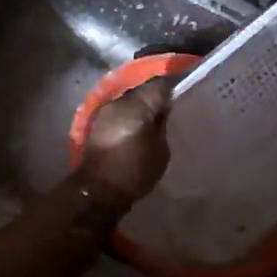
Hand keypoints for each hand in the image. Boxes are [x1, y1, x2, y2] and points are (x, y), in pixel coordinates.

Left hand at [79, 77, 171, 199]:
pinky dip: (129, 114)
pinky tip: (136, 126)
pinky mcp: (97, 121)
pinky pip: (119, 110)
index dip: (171, 87)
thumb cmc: (135, 173)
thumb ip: (162, 124)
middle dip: (154, 96)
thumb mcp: (160, 150)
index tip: (179, 94)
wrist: (98, 190)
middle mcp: (119, 102)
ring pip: (129, 99)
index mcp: (137, 107)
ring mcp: (105, 110)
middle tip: (166, 109)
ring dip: (140, 105)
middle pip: (142, 90)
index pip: (159, 86)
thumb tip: (163, 108)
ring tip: (151, 119)